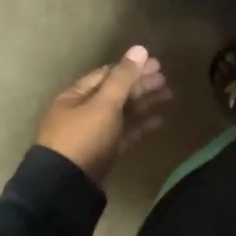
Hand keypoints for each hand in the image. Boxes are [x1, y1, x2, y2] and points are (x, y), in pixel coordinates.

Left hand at [36, 46, 173, 183]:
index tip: (156, 64)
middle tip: (166, 79)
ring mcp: (93, 134)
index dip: (131, 67)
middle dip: (141, 84)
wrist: (66, 186)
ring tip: (169, 95)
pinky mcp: (103, 153)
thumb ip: (124, 77)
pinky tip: (160, 121)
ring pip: (122, 113)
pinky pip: (124, 134)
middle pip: (116, 93)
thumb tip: (140, 49)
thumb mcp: (104, 104)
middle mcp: (83, 112)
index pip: (106, 74)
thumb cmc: (84, 137)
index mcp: (76, 96)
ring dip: (144, 103)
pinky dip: (141, 126)